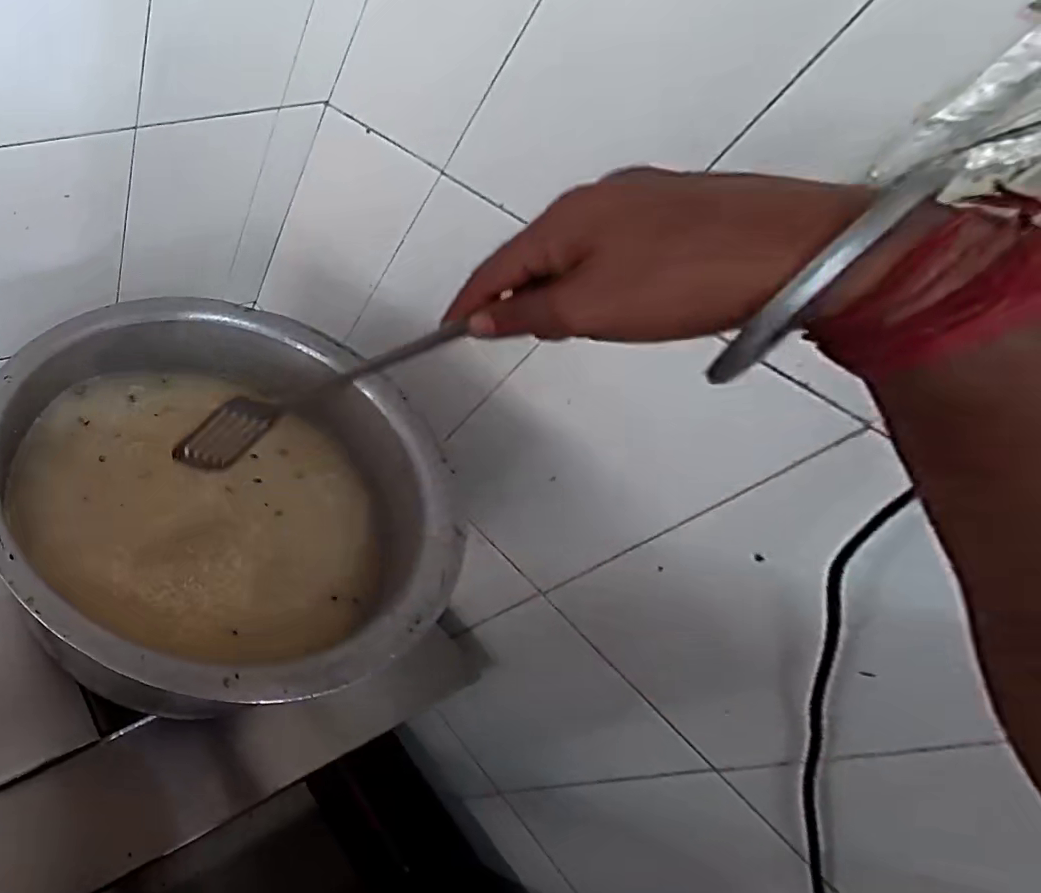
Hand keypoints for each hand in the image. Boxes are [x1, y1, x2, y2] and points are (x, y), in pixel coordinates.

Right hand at [443, 168, 876, 341]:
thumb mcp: (584, 309)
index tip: (445, 333)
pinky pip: (608, 245)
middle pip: (530, 257)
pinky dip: (590, 276)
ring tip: (563, 323)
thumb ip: (522, 316)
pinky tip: (607, 299)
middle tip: (507, 335)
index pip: (493, 270)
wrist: (808, 254)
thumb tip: (481, 321)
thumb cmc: (686, 279)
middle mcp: (600, 196)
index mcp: (566, 217)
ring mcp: (642, 197)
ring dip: (553, 289)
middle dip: (511, 298)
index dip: (465, 306)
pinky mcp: (678, 208)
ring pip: (570, 252)